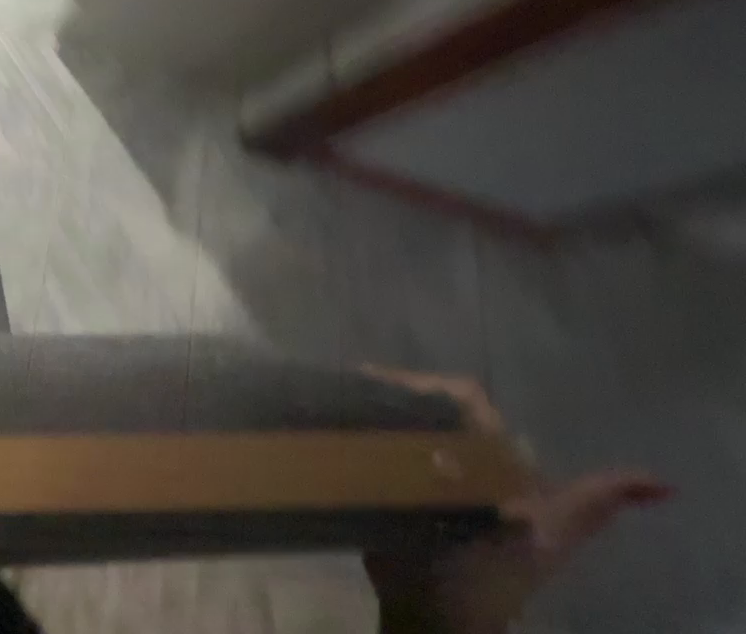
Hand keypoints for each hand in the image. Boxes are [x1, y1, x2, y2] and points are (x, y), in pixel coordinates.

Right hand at [360, 368, 671, 633]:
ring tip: (335, 407)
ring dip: (367, 411)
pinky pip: (367, 448)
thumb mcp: (548, 536)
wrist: (434, 613)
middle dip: (389, 395)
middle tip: (353, 397)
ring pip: (392, 424)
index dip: (426, 385)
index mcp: (499, 463)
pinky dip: (351, 433)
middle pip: (422, 406)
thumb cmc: (492, 574)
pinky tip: (330, 428)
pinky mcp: (381, 486)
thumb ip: (590, 505)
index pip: (463, 400)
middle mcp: (460, 461)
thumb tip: (665, 484)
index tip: (380, 384)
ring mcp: (415, 473)